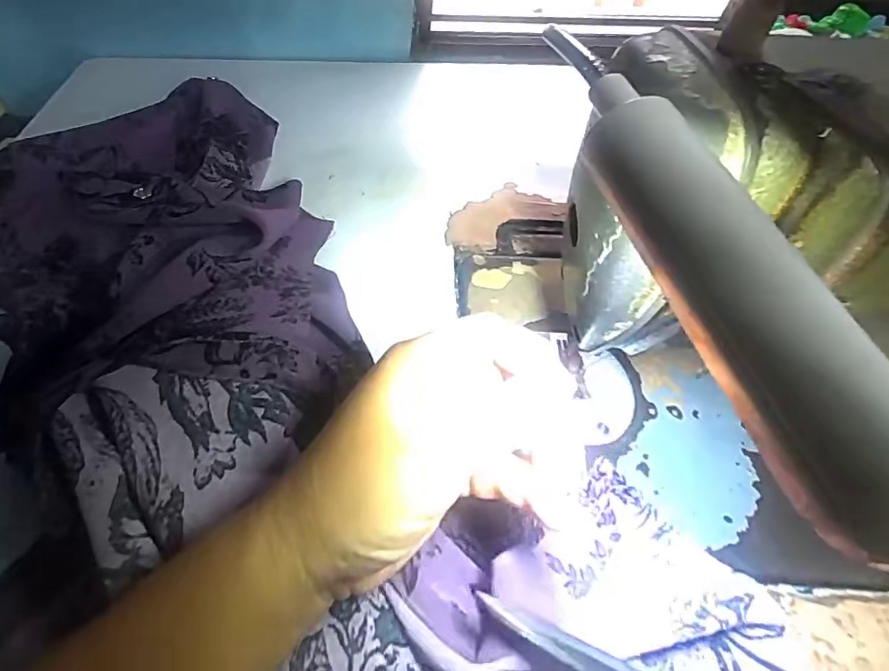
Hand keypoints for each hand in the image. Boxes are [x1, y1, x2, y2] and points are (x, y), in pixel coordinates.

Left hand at [259, 314, 587, 599]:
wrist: (318, 550)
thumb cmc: (365, 487)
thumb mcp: (431, 450)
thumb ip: (495, 419)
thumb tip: (557, 398)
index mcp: (424, 363)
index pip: (489, 337)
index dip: (532, 358)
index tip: (567, 398)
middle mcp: (439, 387)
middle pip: (510, 386)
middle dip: (545, 424)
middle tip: (570, 468)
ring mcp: (447, 429)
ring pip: (512, 432)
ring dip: (543, 465)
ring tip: (565, 506)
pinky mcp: (452, 468)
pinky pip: (501, 467)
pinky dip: (528, 490)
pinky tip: (557, 520)